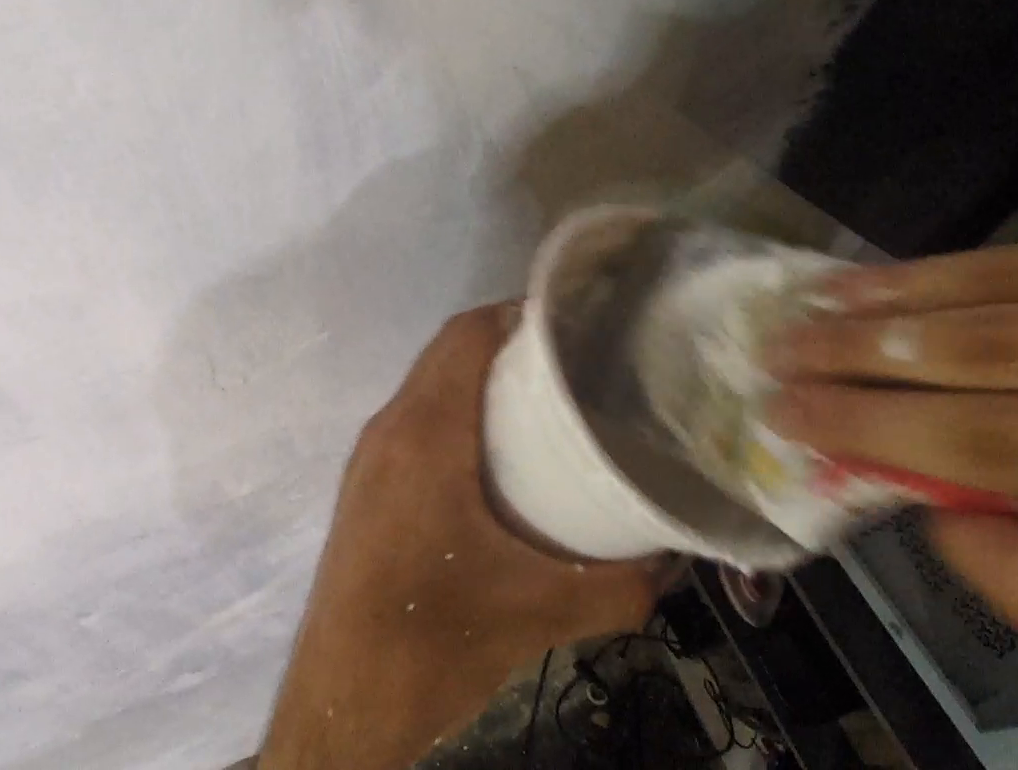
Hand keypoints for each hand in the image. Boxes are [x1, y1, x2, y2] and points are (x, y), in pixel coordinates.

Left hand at [260, 305, 662, 769]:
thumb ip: (623, 583)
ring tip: (545, 402)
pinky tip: (499, 458)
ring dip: (481, 381)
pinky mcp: (365, 488)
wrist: (345, 703)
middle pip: (449, 353)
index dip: (519, 312)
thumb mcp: (545, 612)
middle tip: (575, 364)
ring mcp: (369, 459)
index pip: (467, 334)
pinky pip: (416, 421)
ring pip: (429, 386)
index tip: (577, 322)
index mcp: (425, 435)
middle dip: (510, 345)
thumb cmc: (434, 642)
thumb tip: (672, 556)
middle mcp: (389, 430)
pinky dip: (458, 415)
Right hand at [771, 181, 1017, 692]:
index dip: (879, 442)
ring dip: (892, 310)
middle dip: (861, 371)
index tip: (792, 423)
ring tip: (808, 311)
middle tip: (771, 360)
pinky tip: (905, 275)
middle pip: (993, 380)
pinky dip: (966, 269)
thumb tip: (942, 505)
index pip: (1008, 474)